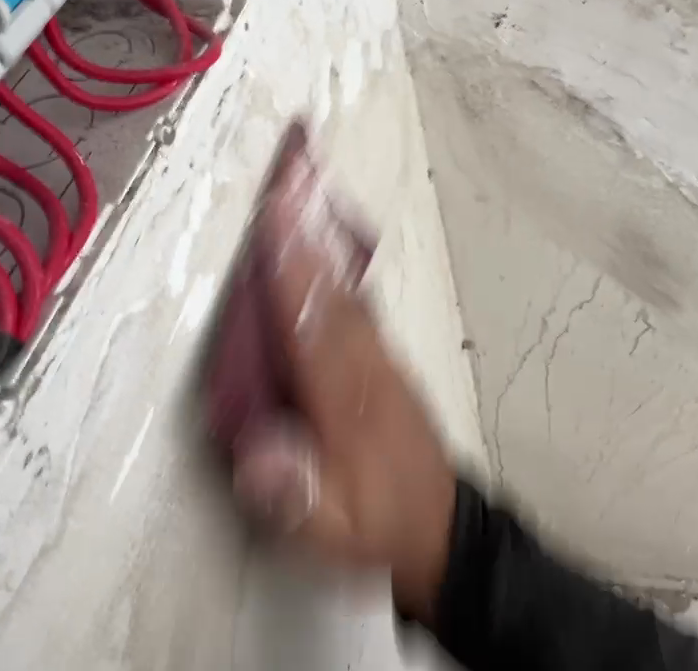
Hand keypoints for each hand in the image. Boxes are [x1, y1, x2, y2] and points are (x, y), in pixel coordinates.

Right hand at [230, 170, 457, 623]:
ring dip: (323, 227)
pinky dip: (336, 254)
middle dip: (309, 222)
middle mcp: (366, 362)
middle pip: (333, 283)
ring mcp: (379, 353)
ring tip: (306, 176)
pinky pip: (355, 293)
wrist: (438, 524)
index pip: (313, 320)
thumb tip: (258, 456)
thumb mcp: (333, 532)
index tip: (277, 212)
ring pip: (347, 280)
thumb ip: (296, 495)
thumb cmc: (376, 523)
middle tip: (294, 164)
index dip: (292, 265)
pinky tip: (324, 231)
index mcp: (348, 398)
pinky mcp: (382, 354)